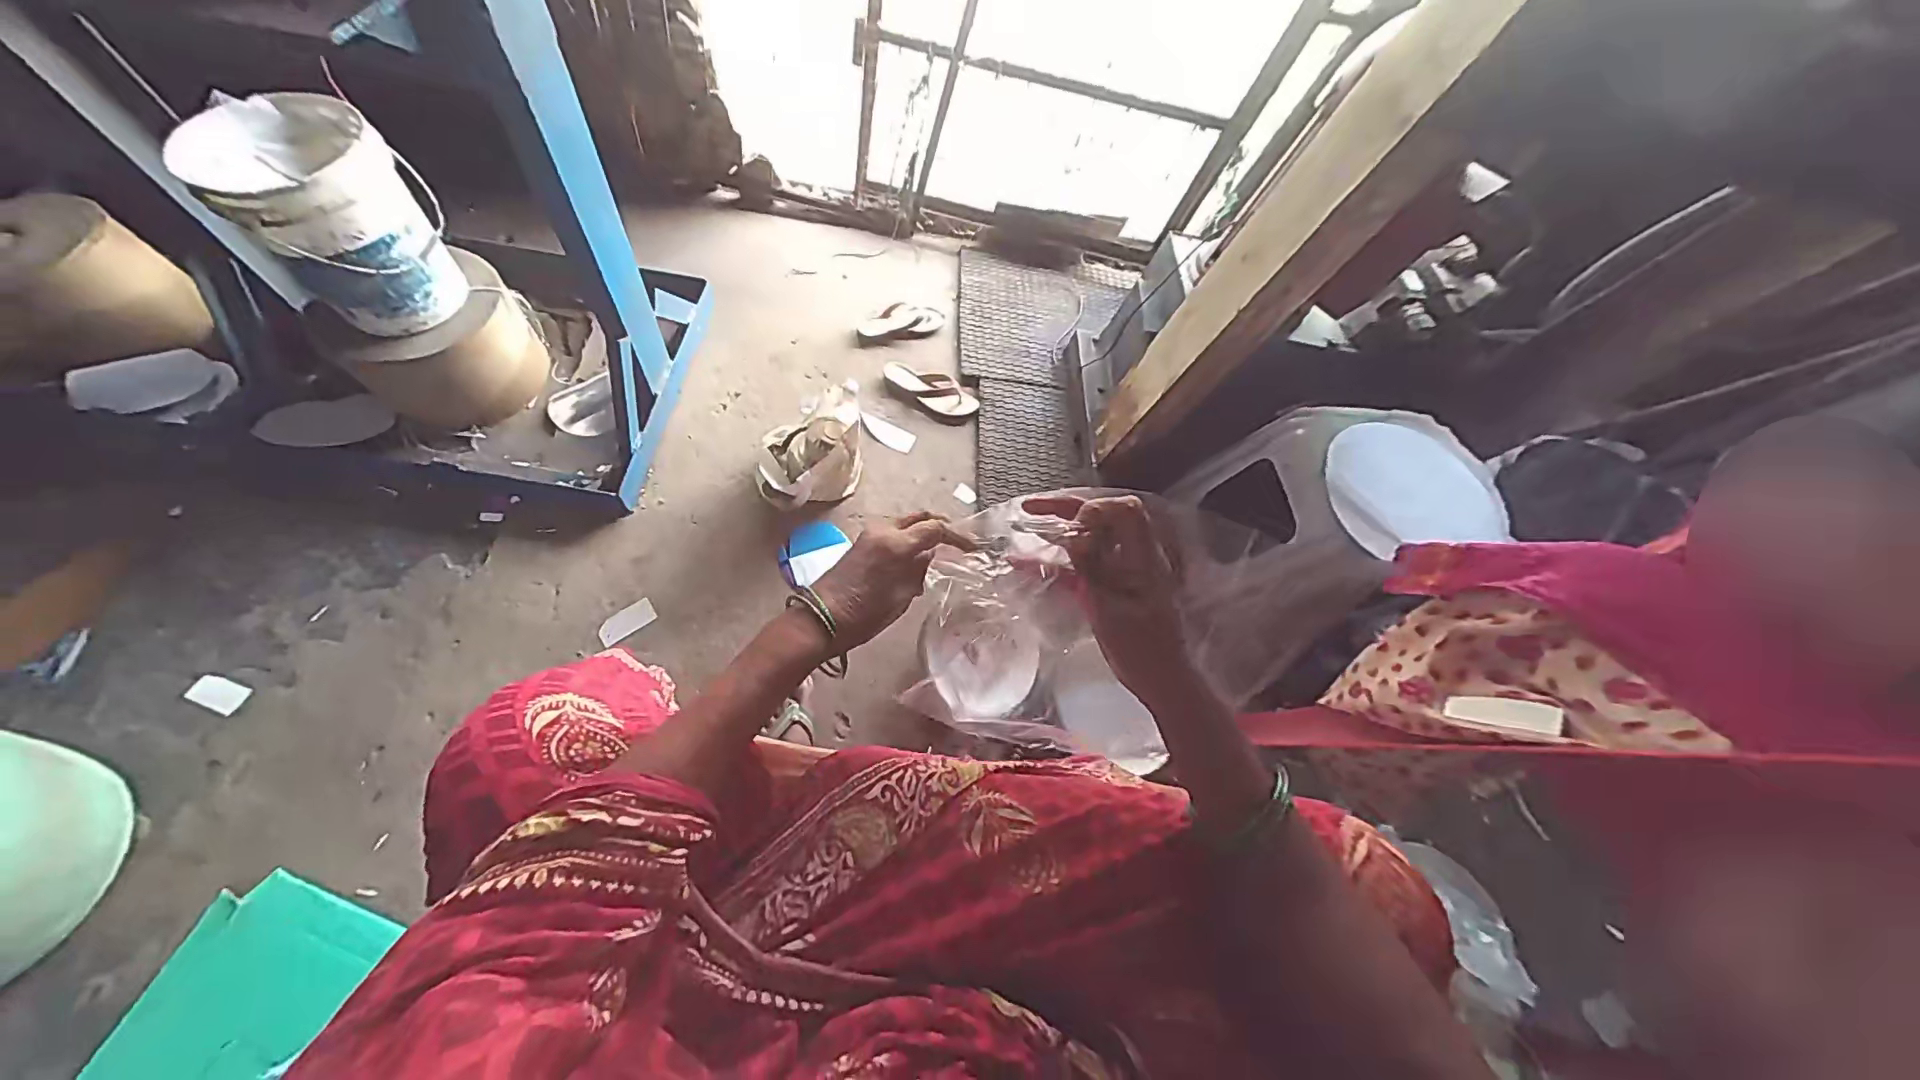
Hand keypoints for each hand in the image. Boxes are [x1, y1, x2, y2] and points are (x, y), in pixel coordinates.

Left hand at [810, 511, 974, 649]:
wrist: (820, 618)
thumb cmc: (863, 614)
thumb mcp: (901, 596)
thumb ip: (920, 571)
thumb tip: (931, 556)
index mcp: (895, 543)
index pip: (935, 528)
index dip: (958, 537)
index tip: (972, 548)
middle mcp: (883, 530)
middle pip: (921, 517)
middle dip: (942, 526)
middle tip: (959, 542)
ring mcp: (870, 534)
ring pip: (907, 523)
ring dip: (925, 532)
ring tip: (942, 551)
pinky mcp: (863, 543)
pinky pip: (894, 532)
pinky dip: (910, 538)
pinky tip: (918, 558)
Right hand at [1022, 494, 1197, 702]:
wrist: (1162, 681)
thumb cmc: (1144, 650)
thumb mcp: (1112, 610)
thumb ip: (1092, 569)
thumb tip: (1074, 533)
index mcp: (1144, 557)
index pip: (1125, 510)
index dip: (1094, 508)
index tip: (1069, 526)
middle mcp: (1134, 557)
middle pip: (1102, 517)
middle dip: (1065, 509)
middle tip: (1029, 508)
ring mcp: (1121, 571)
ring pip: (1088, 540)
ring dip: (1056, 532)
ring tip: (1023, 525)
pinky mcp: (1109, 588)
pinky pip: (1080, 566)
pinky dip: (1055, 562)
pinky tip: (1024, 564)